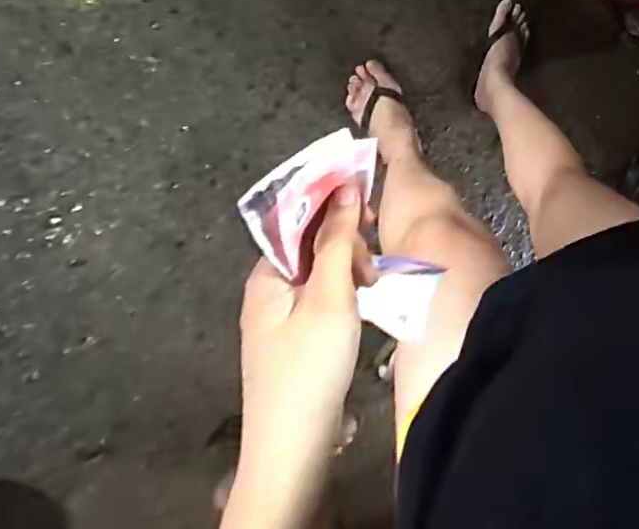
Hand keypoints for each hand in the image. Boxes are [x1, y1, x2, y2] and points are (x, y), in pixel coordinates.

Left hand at [224, 184, 375, 528]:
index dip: (330, 197)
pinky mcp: (298, 334)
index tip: (366, 193)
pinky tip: (364, 297)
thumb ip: (337, 239)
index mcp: (266, 274)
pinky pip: (323, 291)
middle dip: (344, 237)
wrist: (292, 451)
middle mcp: (269, 288)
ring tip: (371, 283)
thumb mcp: (329, 295)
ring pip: (320, 266)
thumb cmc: (309, 366)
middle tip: (371, 258)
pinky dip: (346, 286)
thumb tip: (344, 187)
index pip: (296, 216)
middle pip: (310, 240)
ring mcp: (282, 313)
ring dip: (348, 263)